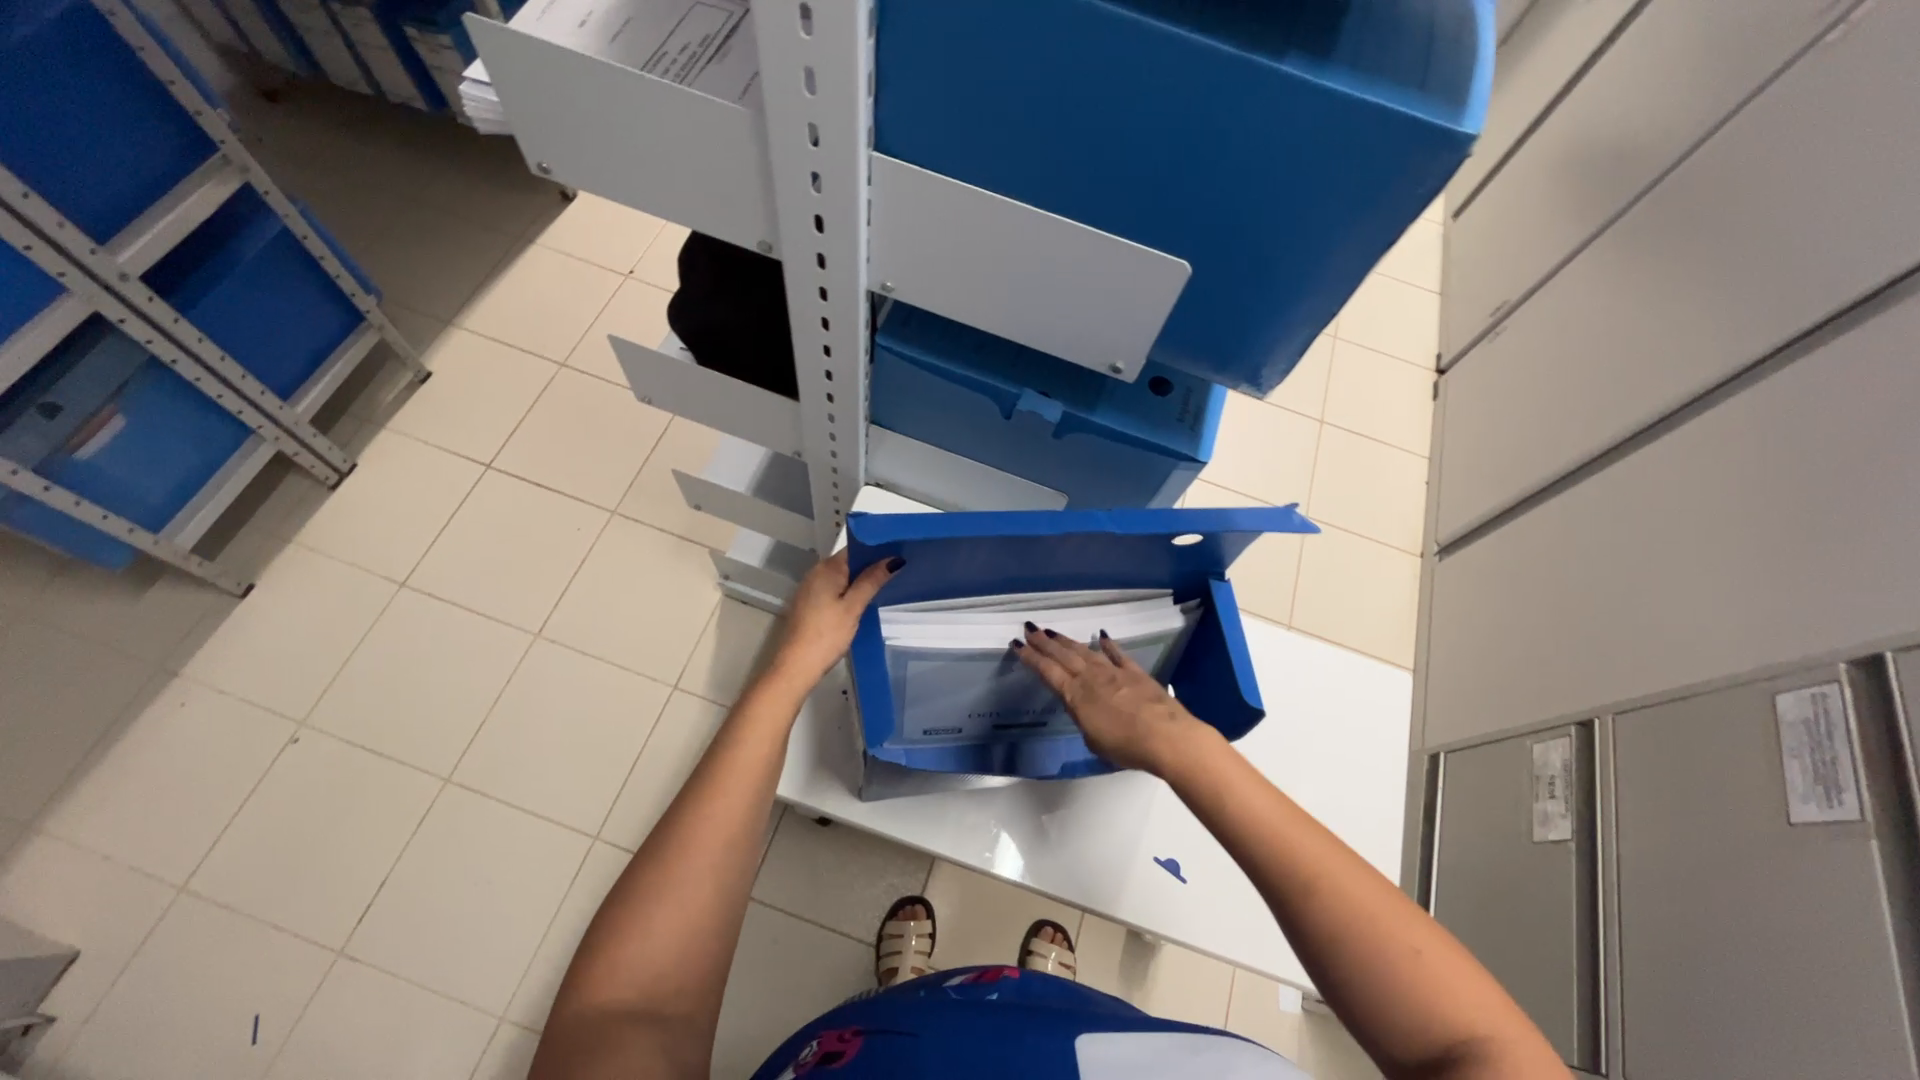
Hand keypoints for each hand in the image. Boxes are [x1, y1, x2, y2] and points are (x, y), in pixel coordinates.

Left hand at [770, 550, 900, 682]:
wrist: (796, 665)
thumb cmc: (827, 634)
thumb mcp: (853, 607)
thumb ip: (872, 581)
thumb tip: (894, 559)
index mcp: (827, 567)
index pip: (855, 548)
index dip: (877, 549)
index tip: (899, 551)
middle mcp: (816, 571)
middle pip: (848, 561)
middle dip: (871, 564)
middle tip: (898, 568)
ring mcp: (811, 587)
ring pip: (841, 575)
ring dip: (860, 578)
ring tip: (886, 582)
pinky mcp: (810, 602)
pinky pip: (834, 588)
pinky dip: (848, 590)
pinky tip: (863, 600)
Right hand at [1015, 627, 1214, 775]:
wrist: (1165, 737)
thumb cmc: (1125, 746)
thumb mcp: (1093, 740)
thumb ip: (1083, 719)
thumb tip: (1083, 707)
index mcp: (1075, 695)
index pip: (1047, 672)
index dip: (1031, 658)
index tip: (1017, 645)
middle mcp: (1091, 678)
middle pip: (1063, 656)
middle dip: (1044, 642)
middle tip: (1030, 629)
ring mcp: (1114, 672)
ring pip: (1085, 651)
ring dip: (1068, 641)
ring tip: (1053, 632)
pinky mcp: (1135, 672)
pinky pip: (1117, 654)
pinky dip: (1108, 644)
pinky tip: (1101, 635)